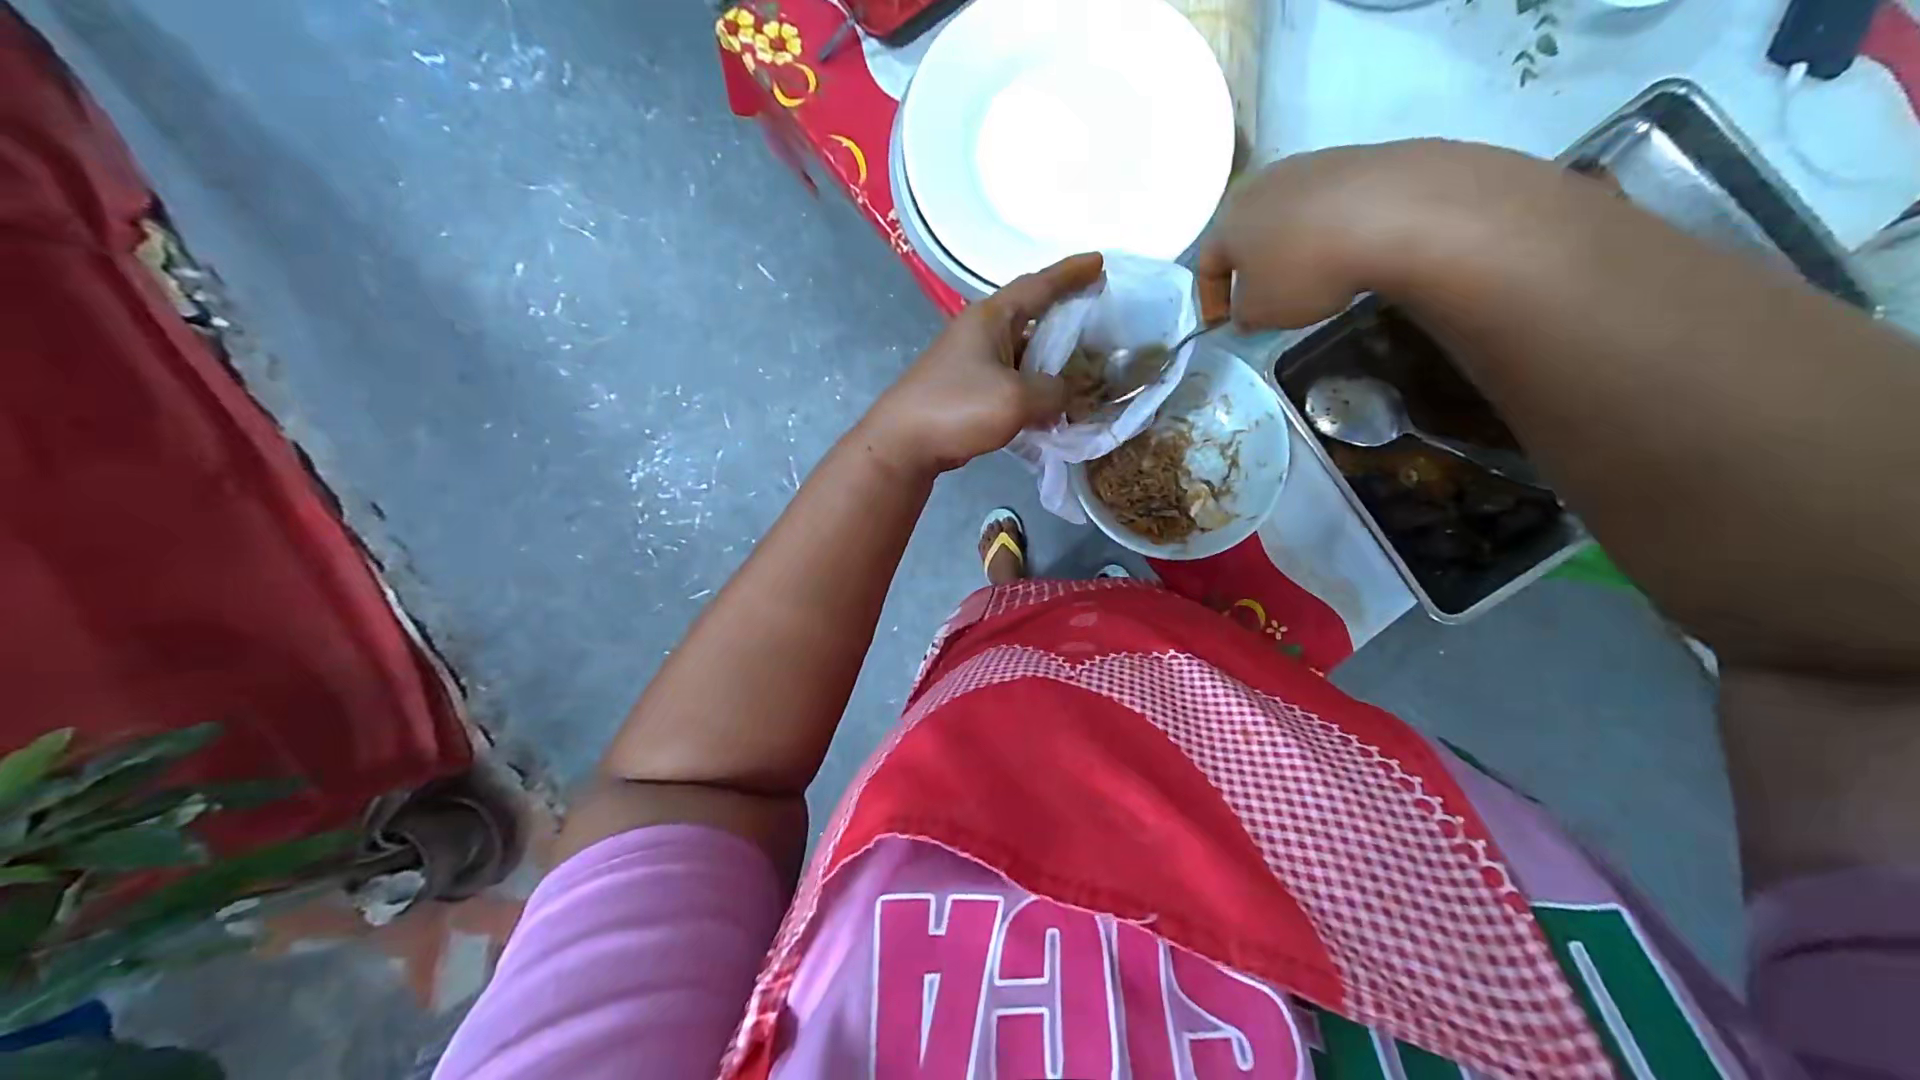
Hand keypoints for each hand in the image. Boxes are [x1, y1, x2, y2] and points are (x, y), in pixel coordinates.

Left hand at [860, 253, 1104, 475]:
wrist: (903, 444)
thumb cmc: (957, 408)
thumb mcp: (1017, 398)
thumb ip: (1053, 391)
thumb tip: (1064, 394)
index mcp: (991, 318)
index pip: (1038, 285)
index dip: (1071, 273)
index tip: (1099, 262)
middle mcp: (980, 333)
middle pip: (1032, 318)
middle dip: (1066, 319)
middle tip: (1100, 323)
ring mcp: (972, 363)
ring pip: (1023, 355)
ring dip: (1052, 363)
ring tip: (1085, 371)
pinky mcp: (968, 392)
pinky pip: (1012, 382)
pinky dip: (1034, 390)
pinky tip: (1052, 407)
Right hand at [1195, 140, 1571, 328]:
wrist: (1391, 212)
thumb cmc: (1303, 270)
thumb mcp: (1260, 312)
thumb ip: (1242, 314)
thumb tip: (1246, 309)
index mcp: (1228, 220)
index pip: (1206, 265)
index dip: (1211, 300)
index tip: (1223, 325)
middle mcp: (1261, 184)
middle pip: (1246, 232)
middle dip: (1251, 266)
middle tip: (1264, 297)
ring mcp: (1311, 164)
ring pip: (1287, 214)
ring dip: (1291, 244)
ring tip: (1311, 274)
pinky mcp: (1357, 158)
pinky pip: (1329, 204)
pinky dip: (1329, 229)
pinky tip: (1347, 250)